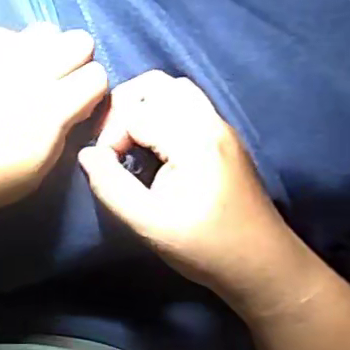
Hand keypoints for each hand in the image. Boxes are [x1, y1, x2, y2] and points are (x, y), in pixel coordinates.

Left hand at [0, 23, 109, 217]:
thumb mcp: (38, 170)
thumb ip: (64, 132)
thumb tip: (75, 109)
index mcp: (52, 107)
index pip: (98, 76)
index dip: (92, 93)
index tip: (79, 108)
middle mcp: (33, 71)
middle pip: (81, 39)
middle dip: (77, 62)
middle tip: (60, 86)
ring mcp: (4, 53)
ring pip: (48, 29)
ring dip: (48, 50)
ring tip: (32, 75)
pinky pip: (12, 33)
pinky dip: (15, 49)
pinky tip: (1, 72)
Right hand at [78, 71, 317, 318]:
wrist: (263, 265)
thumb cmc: (205, 248)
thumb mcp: (149, 224)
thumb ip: (111, 186)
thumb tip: (87, 155)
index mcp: (193, 140)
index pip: (135, 111)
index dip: (109, 134)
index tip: (104, 167)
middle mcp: (209, 123)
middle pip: (157, 84)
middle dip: (123, 107)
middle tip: (109, 144)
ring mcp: (220, 128)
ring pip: (174, 90)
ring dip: (143, 107)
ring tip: (127, 143)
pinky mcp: (224, 139)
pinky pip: (187, 106)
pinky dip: (161, 113)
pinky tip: (152, 149)